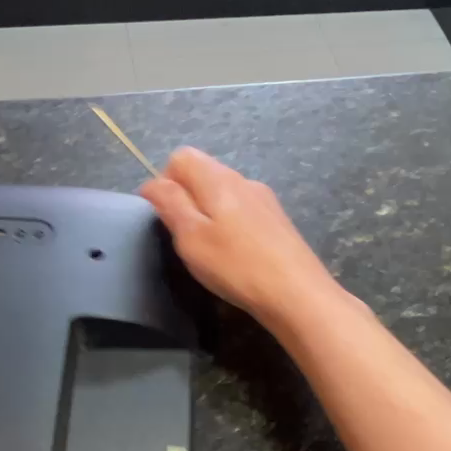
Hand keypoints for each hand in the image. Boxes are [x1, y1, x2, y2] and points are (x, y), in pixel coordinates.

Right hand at [139, 147, 342, 327]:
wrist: (297, 293)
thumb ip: (169, 203)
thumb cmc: (235, 265)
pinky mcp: (276, 220)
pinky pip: (241, 210)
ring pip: (223, 193)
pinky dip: (229, 225)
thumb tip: (153, 183)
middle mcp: (242, 179)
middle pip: (203, 172)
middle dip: (186, 199)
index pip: (181, 157)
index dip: (164, 182)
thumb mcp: (190, 236)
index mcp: (218, 178)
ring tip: (209, 250)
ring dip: (208, 213)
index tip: (164, 217)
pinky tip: (235, 254)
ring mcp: (263, 199)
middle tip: (185, 238)